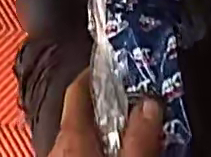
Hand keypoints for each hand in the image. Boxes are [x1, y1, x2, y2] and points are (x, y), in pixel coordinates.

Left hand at [49, 69, 164, 156]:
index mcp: (71, 135)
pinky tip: (119, 152)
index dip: (95, 72)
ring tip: (133, 129)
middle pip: (82, 112)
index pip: (78, 87)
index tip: (114, 62)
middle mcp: (58, 146)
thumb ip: (140, 136)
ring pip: (82, 134)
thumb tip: (151, 102)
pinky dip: (98, 147)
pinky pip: (80, 151)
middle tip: (134, 98)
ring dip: (105, 129)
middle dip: (107, 103)